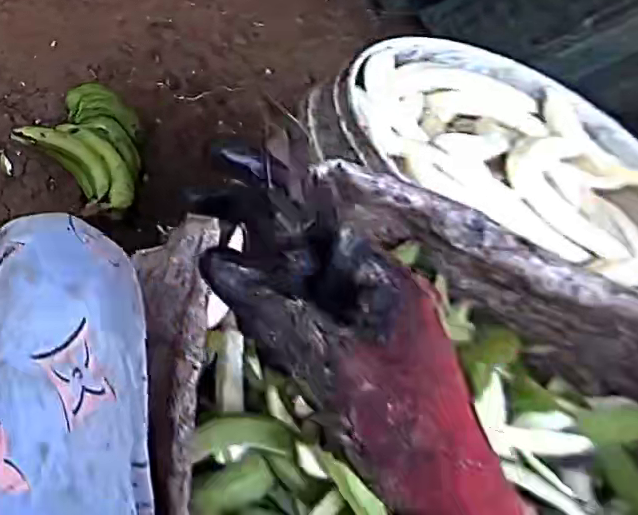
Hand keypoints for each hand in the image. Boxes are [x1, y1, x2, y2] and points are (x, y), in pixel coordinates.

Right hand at [195, 142, 520, 514]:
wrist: (443, 490)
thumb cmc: (394, 418)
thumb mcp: (320, 354)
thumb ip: (261, 301)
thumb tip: (209, 257)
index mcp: (375, 275)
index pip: (309, 211)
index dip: (262, 177)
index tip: (218, 155)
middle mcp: (367, 281)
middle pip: (296, 231)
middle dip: (245, 213)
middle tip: (194, 198)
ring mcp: (357, 308)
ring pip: (290, 265)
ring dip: (250, 257)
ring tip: (211, 249)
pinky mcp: (344, 334)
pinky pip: (293, 296)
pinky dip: (262, 291)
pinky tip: (240, 296)